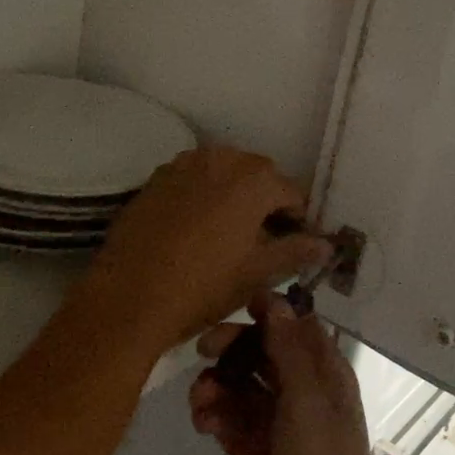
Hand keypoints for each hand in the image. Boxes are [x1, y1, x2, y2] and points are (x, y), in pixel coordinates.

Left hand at [83, 147, 329, 352]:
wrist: (130, 294)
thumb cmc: (204, 285)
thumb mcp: (258, 273)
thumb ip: (295, 251)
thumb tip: (325, 244)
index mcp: (254, 179)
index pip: (291, 192)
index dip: (297, 219)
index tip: (294, 245)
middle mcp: (221, 159)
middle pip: (257, 175)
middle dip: (265, 201)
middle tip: (262, 241)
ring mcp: (184, 164)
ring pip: (222, 172)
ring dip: (232, 194)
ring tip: (228, 234)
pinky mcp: (156, 178)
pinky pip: (192, 179)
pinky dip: (202, 195)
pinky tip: (195, 229)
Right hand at [190, 294, 423, 454]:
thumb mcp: (309, 401)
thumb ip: (290, 349)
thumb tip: (278, 300)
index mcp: (325, 377)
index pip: (297, 329)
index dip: (272, 313)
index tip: (240, 302)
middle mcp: (300, 395)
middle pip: (262, 353)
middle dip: (234, 346)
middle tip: (205, 348)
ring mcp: (273, 426)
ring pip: (239, 386)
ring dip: (217, 383)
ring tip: (201, 398)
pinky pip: (226, 420)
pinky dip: (211, 414)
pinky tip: (202, 423)